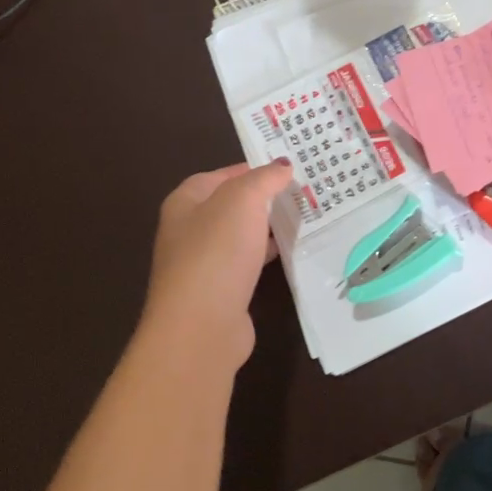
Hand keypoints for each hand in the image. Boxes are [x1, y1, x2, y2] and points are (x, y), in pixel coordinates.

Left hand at [138, 161, 292, 367]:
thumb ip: (264, 178)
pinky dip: (269, 253)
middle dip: (265, 197)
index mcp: (185, 202)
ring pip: (243, 234)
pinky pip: (249, 261)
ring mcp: (203, 262)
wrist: (201, 325)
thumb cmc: (217, 252)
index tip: (288, 167)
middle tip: (303, 189)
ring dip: (269, 226)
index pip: (221, 174)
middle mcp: (189, 229)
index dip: (252, 167)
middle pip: (233, 204)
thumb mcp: (243, 200)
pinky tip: (292, 250)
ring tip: (306, 215)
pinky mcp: (221, 289)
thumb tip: (282, 165)